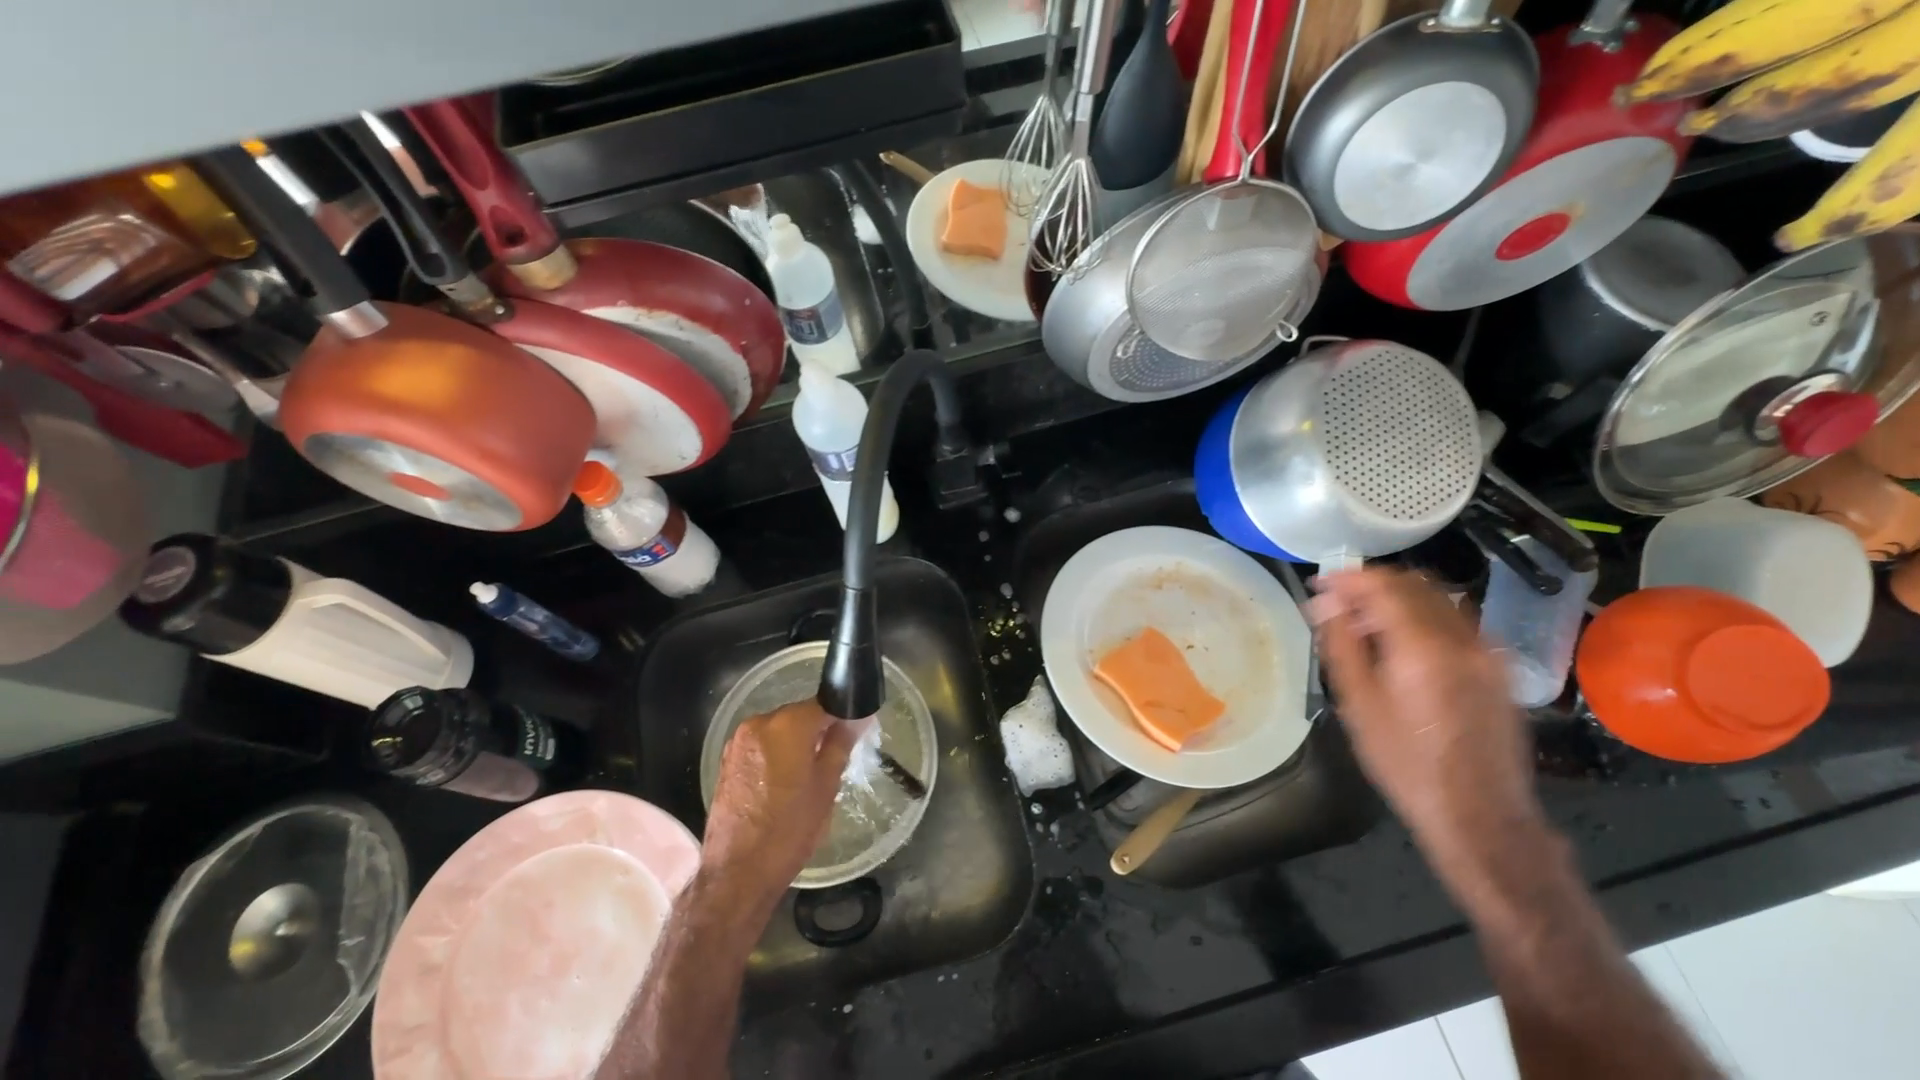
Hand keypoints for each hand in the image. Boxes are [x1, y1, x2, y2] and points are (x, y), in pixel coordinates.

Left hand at [703, 699, 860, 910]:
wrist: (738, 870)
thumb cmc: (790, 829)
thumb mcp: (826, 786)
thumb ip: (840, 745)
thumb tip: (857, 718)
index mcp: (787, 725)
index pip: (824, 704)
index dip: (843, 715)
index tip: (856, 732)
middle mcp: (759, 723)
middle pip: (799, 715)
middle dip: (818, 730)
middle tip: (837, 758)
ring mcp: (738, 741)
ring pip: (779, 731)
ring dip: (796, 744)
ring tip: (810, 775)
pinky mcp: (727, 760)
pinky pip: (762, 746)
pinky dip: (777, 755)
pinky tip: (786, 783)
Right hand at [1312, 567, 1543, 868]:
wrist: (1480, 814)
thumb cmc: (1407, 765)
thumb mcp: (1359, 707)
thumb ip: (1341, 646)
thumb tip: (1324, 603)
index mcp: (1422, 647)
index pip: (1383, 586)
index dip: (1348, 578)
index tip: (1321, 582)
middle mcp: (1461, 638)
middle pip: (1414, 585)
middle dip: (1374, 586)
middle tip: (1340, 603)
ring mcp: (1488, 651)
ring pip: (1440, 600)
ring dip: (1401, 599)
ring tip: (1369, 625)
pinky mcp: (1500, 667)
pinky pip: (1459, 623)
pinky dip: (1427, 618)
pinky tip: (1406, 646)